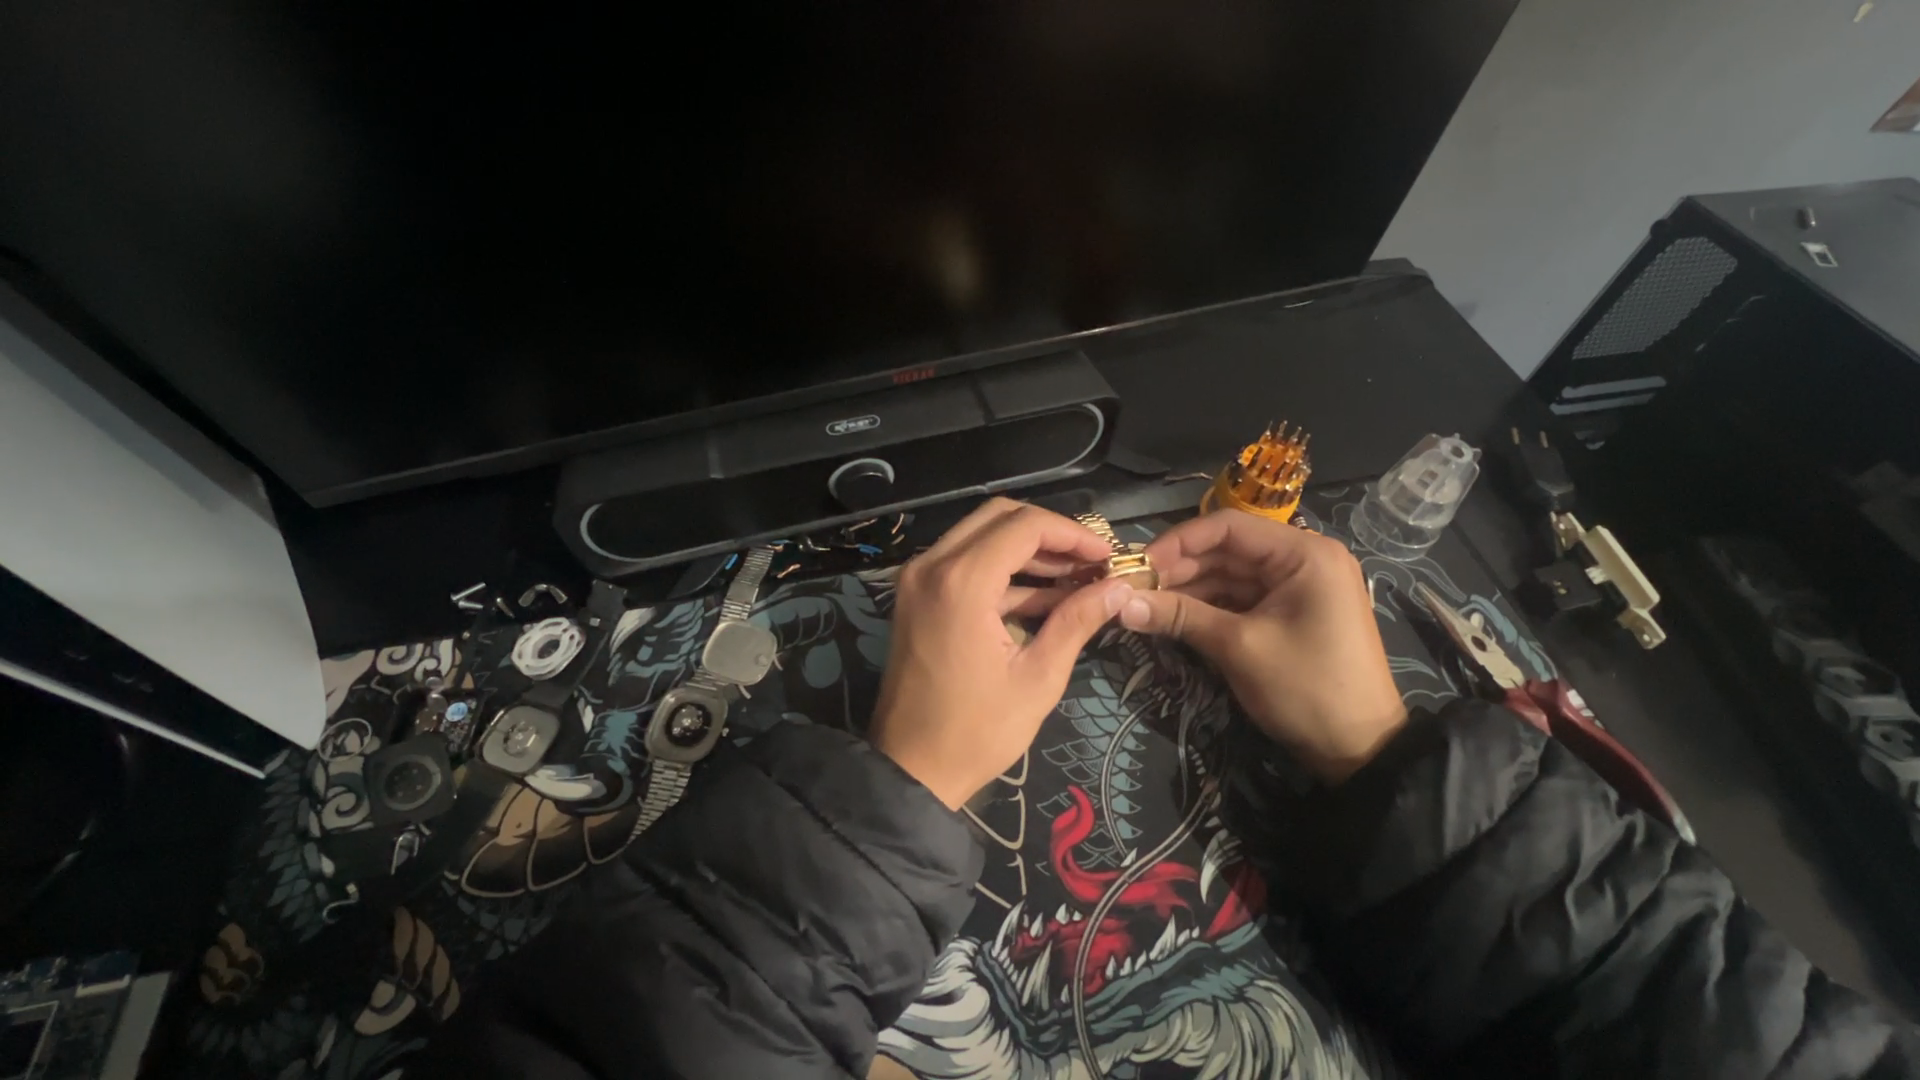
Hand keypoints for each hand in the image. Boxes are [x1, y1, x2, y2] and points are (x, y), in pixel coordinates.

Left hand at [870, 499, 1134, 808]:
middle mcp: (932, 566)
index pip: (1025, 525)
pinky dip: (1002, 571)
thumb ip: (1077, 622)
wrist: (910, 769)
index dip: (1072, 534)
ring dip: (1027, 551)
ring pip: (980, 536)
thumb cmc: (977, 732)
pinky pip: (964, 563)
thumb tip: (1120, 589)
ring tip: (1077, 580)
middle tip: (1089, 562)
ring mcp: (918, 579)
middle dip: (1050, 534)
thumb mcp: (1038, 678)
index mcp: (961, 582)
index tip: (1106, 556)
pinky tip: (1044, 598)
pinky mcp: (915, 596)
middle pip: (999, 517)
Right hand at [1117, 510, 1405, 782]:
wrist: (1360, 750)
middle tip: (1132, 590)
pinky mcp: (1291, 612)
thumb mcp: (1238, 647)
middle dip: (1178, 569)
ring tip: (1144, 605)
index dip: (1176, 542)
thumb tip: (1120, 603)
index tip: (1137, 566)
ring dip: (1188, 589)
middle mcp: (1303, 559)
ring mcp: (1299, 587)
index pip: (1227, 526)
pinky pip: (1241, 598)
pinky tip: (1173, 616)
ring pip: (1230, 575)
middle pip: (1226, 550)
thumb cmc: (1305, 688)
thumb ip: (1179, 616)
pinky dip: (1208, 607)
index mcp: (1303, 553)